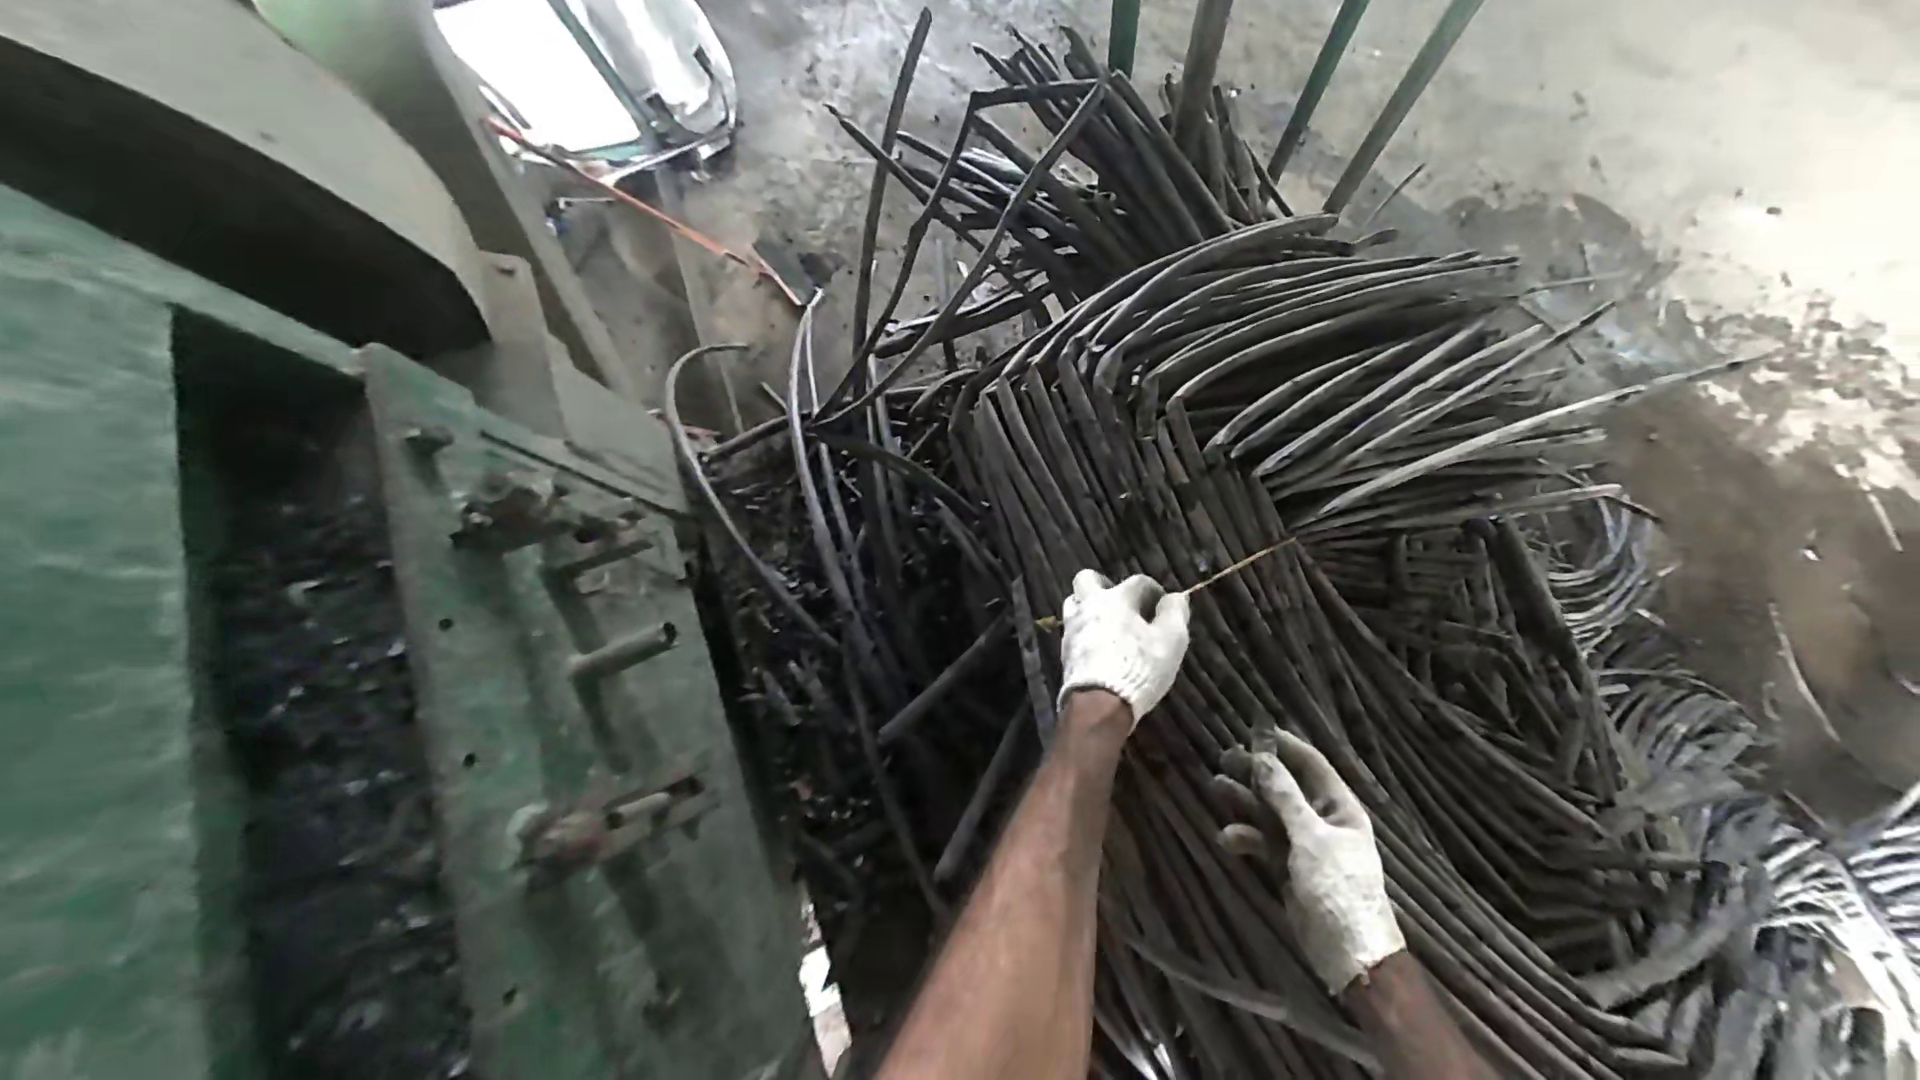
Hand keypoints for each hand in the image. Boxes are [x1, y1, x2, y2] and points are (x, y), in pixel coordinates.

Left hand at [1058, 570, 1190, 721]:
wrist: (1099, 703)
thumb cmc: (1140, 667)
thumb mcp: (1171, 640)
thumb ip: (1175, 614)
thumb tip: (1176, 597)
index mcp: (1117, 598)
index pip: (1137, 581)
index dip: (1153, 590)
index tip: (1162, 607)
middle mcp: (1090, 606)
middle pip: (1088, 579)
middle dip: (1105, 585)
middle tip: (1123, 604)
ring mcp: (1072, 627)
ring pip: (1075, 603)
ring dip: (1089, 607)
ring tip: (1108, 625)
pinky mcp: (1064, 650)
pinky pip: (1073, 630)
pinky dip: (1085, 631)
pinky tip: (1098, 646)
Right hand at [1247, 731, 1402, 994]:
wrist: (1347, 952)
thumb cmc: (1337, 887)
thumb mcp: (1310, 836)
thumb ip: (1284, 795)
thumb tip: (1262, 757)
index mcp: (1339, 808)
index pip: (1312, 765)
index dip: (1286, 746)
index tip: (1255, 729)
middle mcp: (1321, 820)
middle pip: (1284, 786)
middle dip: (1256, 772)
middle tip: (1225, 757)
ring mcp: (1303, 843)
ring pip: (1268, 811)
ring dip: (1244, 800)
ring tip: (1215, 785)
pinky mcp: (1287, 865)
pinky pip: (1261, 841)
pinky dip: (1244, 837)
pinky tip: (1228, 839)